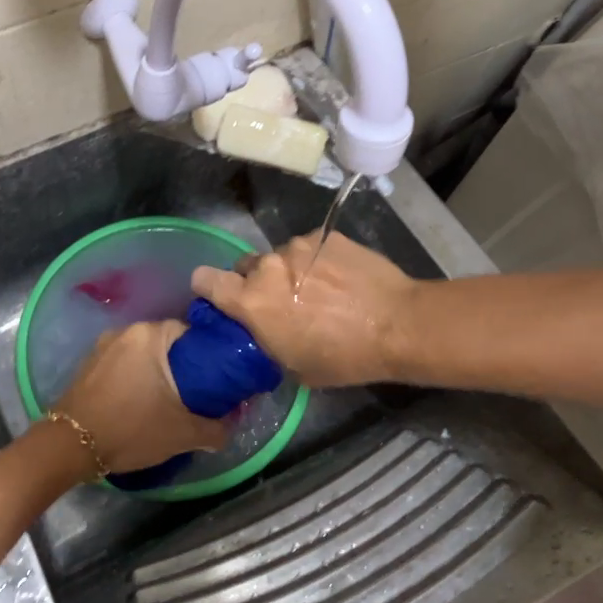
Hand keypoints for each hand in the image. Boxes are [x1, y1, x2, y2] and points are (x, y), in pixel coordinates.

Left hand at [55, 321, 226, 472]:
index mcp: (150, 334)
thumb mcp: (183, 434)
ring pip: (143, 353)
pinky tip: (140, 401)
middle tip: (197, 394)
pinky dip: (135, 376)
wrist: (70, 445)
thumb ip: (217, 427)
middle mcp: (126, 330)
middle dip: (183, 365)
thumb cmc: (131, 429)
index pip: (191, 332)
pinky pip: (123, 362)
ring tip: (170, 400)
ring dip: (157, 371)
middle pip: (166, 342)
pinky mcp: (89, 363)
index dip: (208, 355)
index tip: (218, 380)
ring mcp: (103, 345)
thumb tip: (233, 423)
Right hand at [191, 233, 417, 386]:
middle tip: (282, 303)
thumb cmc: (344, 357)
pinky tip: (340, 279)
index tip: (219, 297)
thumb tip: (262, 335)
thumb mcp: (294, 367)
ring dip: (289, 272)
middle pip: (245, 267)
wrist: (397, 325)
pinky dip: (317, 262)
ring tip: (320, 291)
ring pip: (280, 257)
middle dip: (256, 282)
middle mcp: (267, 267)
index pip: (205, 279)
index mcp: (251, 301)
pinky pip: (309, 248)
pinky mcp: (324, 236)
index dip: (207, 287)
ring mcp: (296, 246)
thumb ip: (266, 343)